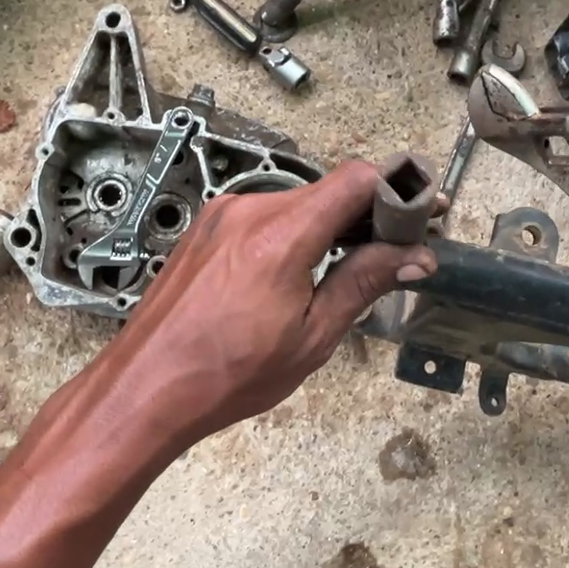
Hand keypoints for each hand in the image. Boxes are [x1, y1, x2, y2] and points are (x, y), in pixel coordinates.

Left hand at [108, 160, 435, 444]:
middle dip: (371, 214)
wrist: (146, 387)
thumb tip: (414, 256)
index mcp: (281, 235)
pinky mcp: (209, 227)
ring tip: (356, 264)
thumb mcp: (312, 337)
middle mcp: (250, 210)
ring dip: (334, 225)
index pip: (356, 180)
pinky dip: (299, 232)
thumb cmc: (226, 374)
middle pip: (330, 190)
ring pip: (300, 202)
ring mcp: (224, 215)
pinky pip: (269, 215)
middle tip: (400, 247)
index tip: (422, 214)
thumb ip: (364, 283)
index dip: (397, 191)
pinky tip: (308, 267)